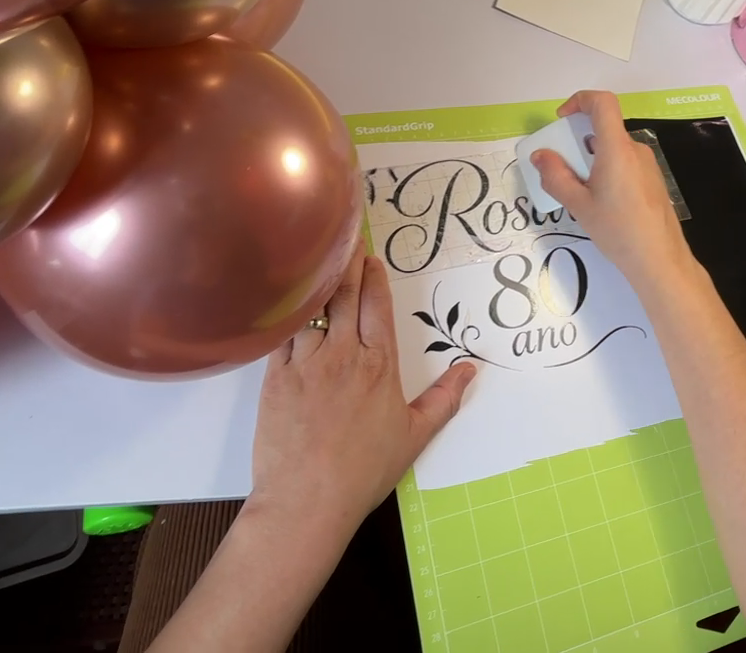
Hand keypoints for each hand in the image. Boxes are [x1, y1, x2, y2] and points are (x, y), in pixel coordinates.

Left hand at [249, 252, 476, 539]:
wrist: (307, 502)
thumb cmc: (364, 471)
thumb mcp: (415, 436)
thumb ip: (445, 399)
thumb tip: (470, 369)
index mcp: (380, 364)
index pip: (376, 305)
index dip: (373, 277)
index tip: (369, 258)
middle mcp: (344, 353)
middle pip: (344, 295)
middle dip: (346, 265)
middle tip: (344, 242)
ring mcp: (307, 362)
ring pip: (312, 307)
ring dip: (316, 282)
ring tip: (315, 261)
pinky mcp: (275, 376)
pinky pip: (281, 332)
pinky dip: (286, 312)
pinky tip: (285, 298)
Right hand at [530, 90, 692, 285]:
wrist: (659, 260)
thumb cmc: (618, 231)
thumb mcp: (579, 205)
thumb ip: (556, 177)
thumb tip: (540, 156)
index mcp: (617, 149)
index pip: (602, 103)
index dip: (580, 100)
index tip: (562, 119)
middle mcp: (635, 150)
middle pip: (604, 130)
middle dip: (577, 142)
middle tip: (562, 169)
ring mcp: (647, 165)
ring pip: (612, 149)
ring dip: (591, 159)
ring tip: (580, 192)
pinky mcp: (652, 180)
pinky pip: (624, 163)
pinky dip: (606, 170)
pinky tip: (601, 202)